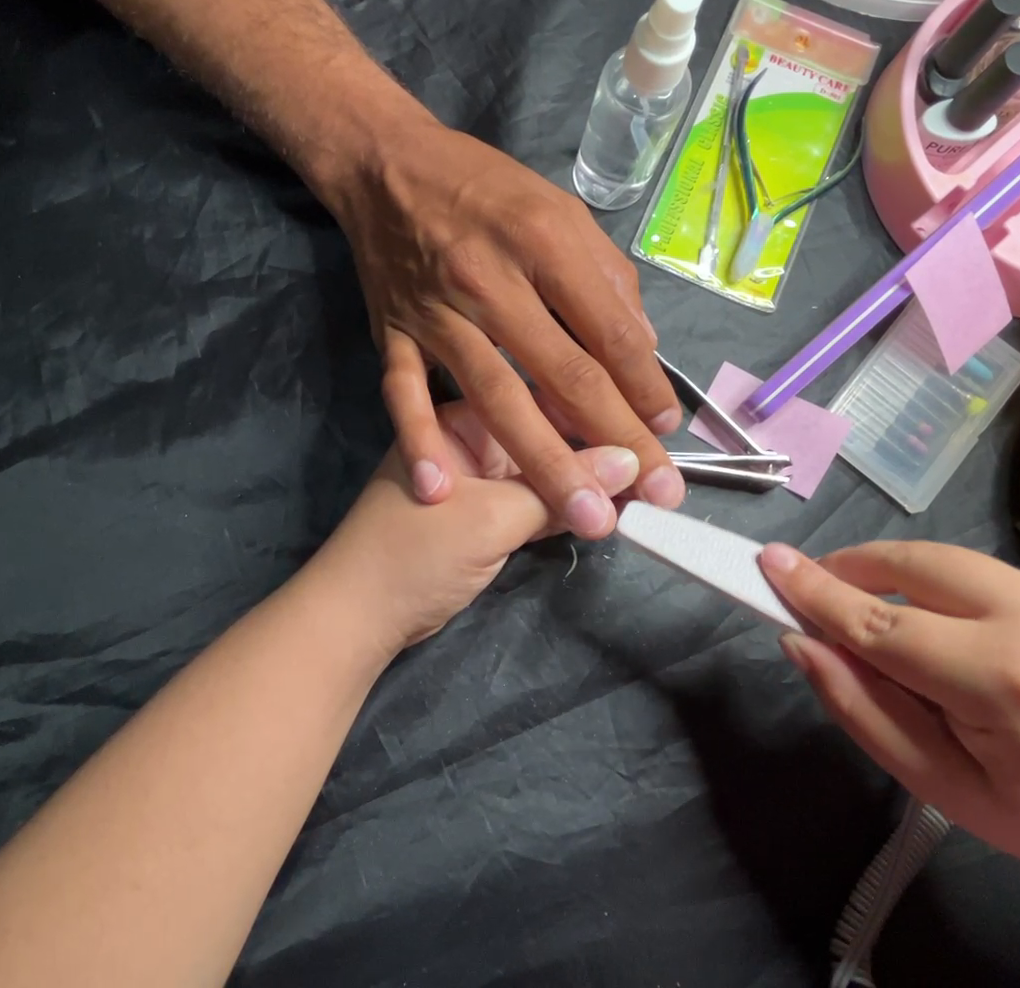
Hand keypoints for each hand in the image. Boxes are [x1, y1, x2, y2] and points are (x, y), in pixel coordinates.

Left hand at [310, 402, 640, 656]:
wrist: (357, 617)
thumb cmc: (412, 553)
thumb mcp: (490, 518)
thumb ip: (559, 490)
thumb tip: (630, 464)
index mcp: (465, 418)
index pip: (542, 401)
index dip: (598, 416)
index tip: (652, 433)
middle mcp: (475, 439)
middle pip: (550, 436)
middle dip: (602, 454)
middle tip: (661, 472)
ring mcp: (480, 480)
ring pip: (548, 472)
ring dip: (590, 486)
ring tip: (648, 494)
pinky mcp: (485, 517)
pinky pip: (537, 503)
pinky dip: (569, 510)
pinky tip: (611, 514)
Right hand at [327, 115, 683, 538]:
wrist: (384, 165)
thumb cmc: (483, 186)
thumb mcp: (560, 208)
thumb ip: (605, 278)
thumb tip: (640, 350)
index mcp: (543, 242)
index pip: (607, 330)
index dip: (644, 385)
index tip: (667, 430)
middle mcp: (491, 281)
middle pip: (563, 374)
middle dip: (615, 440)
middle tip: (654, 498)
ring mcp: (437, 312)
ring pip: (496, 396)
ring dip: (544, 461)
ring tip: (585, 516)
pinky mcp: (392, 333)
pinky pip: (404, 393)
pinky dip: (419, 440)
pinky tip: (441, 492)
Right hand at [757, 541, 1019, 902]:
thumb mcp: (951, 792)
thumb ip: (863, 710)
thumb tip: (803, 643)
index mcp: (1004, 680)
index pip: (877, 620)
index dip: (814, 589)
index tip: (766, 560)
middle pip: (917, 562)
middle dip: (858, 566)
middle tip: (820, 588)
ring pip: (960, 568)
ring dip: (913, 587)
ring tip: (905, 636)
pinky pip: (1004, 582)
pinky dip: (965, 600)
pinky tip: (981, 650)